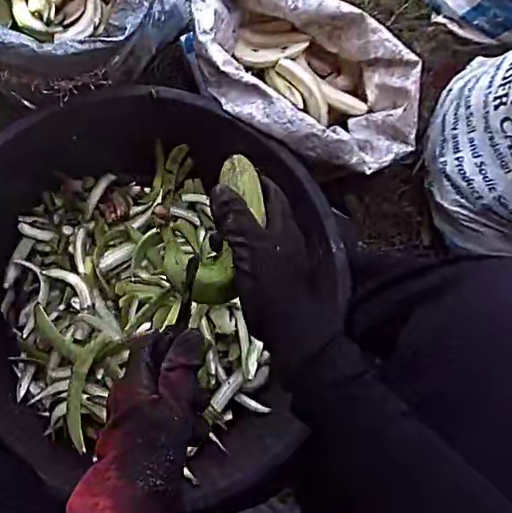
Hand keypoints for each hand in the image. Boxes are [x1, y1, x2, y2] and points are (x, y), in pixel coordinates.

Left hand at [64, 329, 205, 512]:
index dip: (174, 342)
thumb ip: (182, 368)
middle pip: (164, 374)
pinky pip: (169, 423)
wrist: (134, 504)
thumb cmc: (152, 449)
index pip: (151, 346)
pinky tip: (193, 442)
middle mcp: (131, 397)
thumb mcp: (173, 403)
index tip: (198, 347)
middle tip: (201, 397)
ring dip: (190, 409)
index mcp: (132, 382)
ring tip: (197, 426)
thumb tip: (191, 333)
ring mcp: (138, 420)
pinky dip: (184, 428)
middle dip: (188, 383)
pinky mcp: (147, 441)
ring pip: (170, 400)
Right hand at [214, 176, 342, 385]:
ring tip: (217, 234)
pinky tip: (228, 261)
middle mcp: (288, 239)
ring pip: (260, 236)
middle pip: (265, 213)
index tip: (231, 175)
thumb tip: (220, 187)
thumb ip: (236, 219)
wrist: (294, 337)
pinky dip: (241, 252)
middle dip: (243, 206)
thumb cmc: (273, 289)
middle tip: (217, 207)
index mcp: (284, 226)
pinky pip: (257, 257)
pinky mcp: (278, 280)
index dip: (254, 180)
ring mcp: (285, 260)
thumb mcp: (250, 250)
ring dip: (240, 231)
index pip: (271, 192)